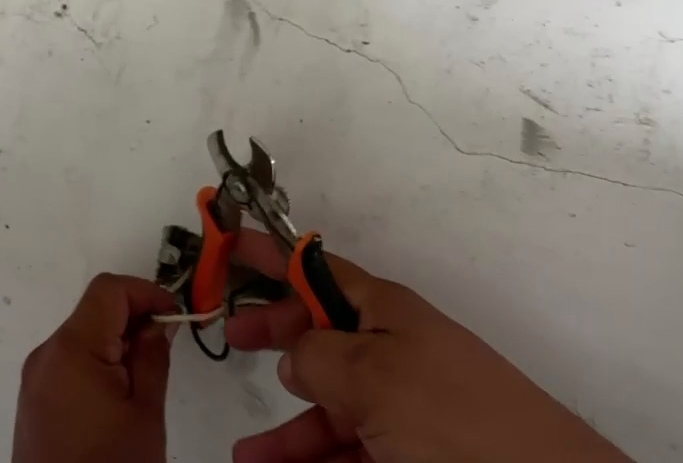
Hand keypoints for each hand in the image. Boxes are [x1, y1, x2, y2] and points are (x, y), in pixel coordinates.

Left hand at [13, 273, 178, 462]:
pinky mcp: (33, 402)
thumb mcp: (144, 414)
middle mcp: (45, 354)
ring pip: (81, 337)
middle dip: (132, 320)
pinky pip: (67, 363)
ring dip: (115, 343)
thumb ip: (152, 358)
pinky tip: (118, 396)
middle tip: (165, 349)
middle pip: (93, 311)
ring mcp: (34, 378)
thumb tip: (157, 324)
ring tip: (144, 378)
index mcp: (71, 348)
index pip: (108, 289)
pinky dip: (96, 364)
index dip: (145, 292)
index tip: (174, 315)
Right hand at [226, 231, 631, 462]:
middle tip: (230, 337)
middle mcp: (391, 352)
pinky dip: (312, 462)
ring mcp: (403, 412)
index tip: (229, 242)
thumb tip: (293, 355)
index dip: (272, 254)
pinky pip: (348, 455)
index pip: (315, 269)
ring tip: (245, 455)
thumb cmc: (453, 419)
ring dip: (287, 432)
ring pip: (329, 409)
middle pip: (318, 337)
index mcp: (385, 312)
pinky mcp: (412, 459)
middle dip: (274, 338)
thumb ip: (317, 355)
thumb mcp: (373, 374)